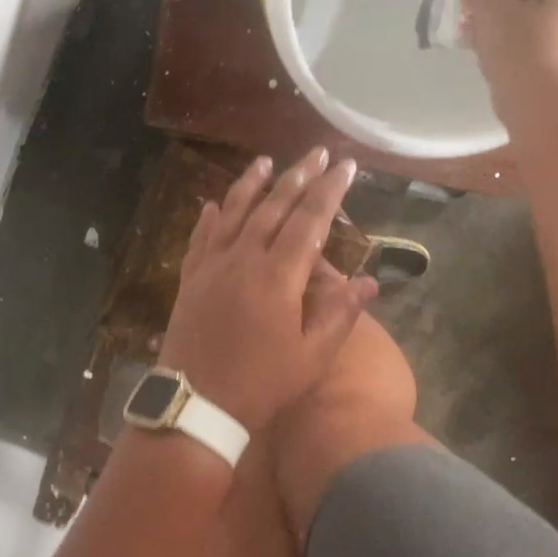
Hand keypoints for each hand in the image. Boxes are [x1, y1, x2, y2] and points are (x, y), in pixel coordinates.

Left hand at [159, 148, 379, 430]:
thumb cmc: (260, 385)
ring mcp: (212, 268)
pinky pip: (201, 239)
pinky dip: (210, 218)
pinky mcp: (189, 281)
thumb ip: (339, 315)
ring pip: (233, 214)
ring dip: (251, 185)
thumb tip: (368, 281)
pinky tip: (214, 204)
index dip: (329, 190)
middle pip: (273, 207)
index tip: (345, 165)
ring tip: (266, 162)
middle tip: (316, 152)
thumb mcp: (311, 358)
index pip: (309, 220)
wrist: (195, 404)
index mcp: (278, 276)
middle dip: (298, 177)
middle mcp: (243, 259)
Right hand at [464, 0, 557, 124]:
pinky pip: (517, 28)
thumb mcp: (491, 8)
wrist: (532, 97)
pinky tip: (476, 34)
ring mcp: (555, 28)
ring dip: (492, 5)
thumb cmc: (516, 46)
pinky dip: (497, 26)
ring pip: (519, 6)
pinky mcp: (543, 51)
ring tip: (466, 11)